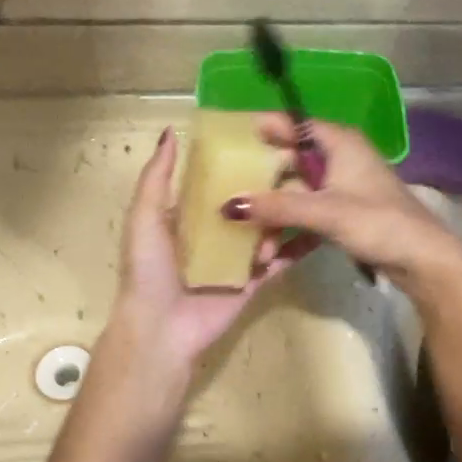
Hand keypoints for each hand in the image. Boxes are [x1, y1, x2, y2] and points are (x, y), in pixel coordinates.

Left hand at [111, 127, 294, 371]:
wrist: (162, 329)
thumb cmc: (149, 270)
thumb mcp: (145, 217)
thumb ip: (157, 177)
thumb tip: (171, 131)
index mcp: (186, 215)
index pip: (216, 181)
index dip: (237, 161)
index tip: (267, 138)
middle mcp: (213, 233)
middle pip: (247, 203)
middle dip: (269, 187)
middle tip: (300, 165)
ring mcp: (236, 258)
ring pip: (266, 228)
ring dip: (282, 215)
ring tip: (307, 195)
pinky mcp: (253, 281)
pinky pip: (279, 261)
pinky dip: (295, 247)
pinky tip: (316, 228)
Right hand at [226, 116, 461, 295]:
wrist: (424, 260)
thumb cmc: (379, 223)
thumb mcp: (325, 212)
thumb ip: (278, 207)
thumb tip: (229, 206)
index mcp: (340, 143)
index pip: (295, 125)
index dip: (265, 130)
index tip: (230, 143)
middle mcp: (340, 160)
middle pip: (291, 166)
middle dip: (263, 192)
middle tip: (233, 209)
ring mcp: (343, 190)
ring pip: (298, 198)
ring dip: (276, 222)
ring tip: (257, 252)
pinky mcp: (347, 218)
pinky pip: (309, 221)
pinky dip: (293, 237)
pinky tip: (274, 260)